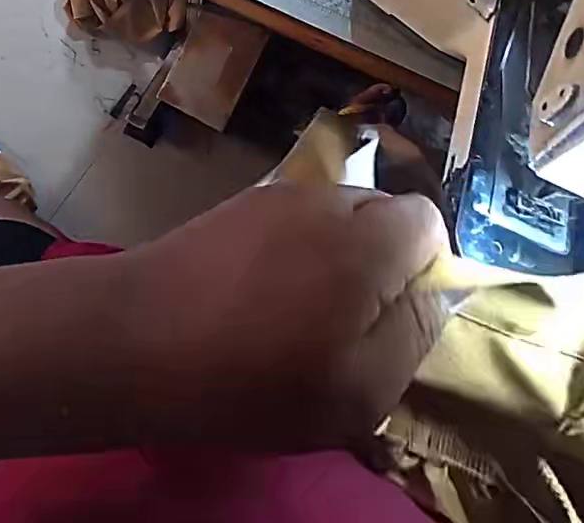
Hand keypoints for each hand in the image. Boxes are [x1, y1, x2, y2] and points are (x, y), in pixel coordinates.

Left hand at [118, 182, 448, 446]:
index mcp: (366, 240)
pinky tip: (265, 288)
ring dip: (342, 253)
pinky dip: (302, 245)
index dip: (427, 266)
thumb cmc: (252, 377)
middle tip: (348, 319)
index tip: (396, 314)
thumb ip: (416, 331)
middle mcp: (329, 199)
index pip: (429, 219)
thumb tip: (444, 287)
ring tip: (301, 307)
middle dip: (387, 260)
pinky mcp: (249, 200)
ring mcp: (284, 193)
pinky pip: (301, 215)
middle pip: (386, 212)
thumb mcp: (358, 389)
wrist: (139, 337)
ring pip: (343, 213)